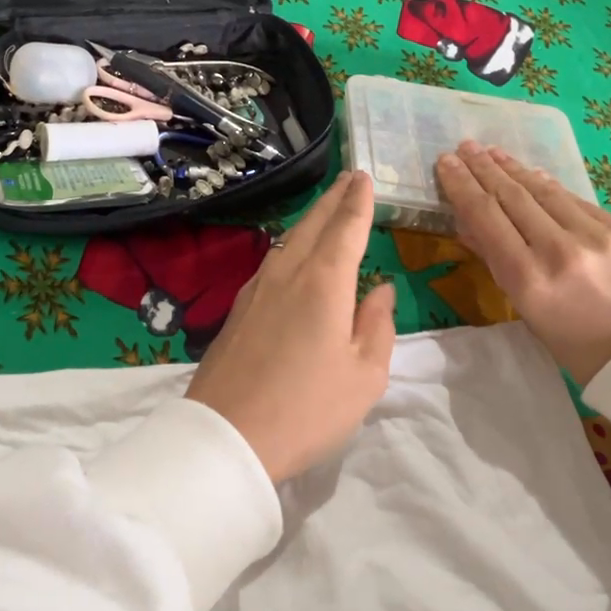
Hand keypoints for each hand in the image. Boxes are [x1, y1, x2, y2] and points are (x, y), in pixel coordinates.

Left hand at [186, 172, 395, 483]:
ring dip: (311, 218)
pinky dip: (292, 244)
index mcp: (324, 282)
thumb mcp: (364, 375)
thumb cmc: (308, 408)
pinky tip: (293, 252)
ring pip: (290, 239)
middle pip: (314, 224)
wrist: (229, 434)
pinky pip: (273, 260)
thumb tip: (382, 290)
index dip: (357, 202)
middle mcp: (288, 273)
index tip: (363, 176)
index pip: (346, 228)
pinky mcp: (240, 308)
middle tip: (348, 177)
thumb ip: (377, 326)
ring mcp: (257, 288)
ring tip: (326, 208)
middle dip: (333, 199)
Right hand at [437, 141, 610, 384]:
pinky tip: (535, 176)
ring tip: (492, 152)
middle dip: (483, 169)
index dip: (461, 186)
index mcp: (530, 283)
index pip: (485, 218)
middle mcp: (559, 251)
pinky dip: (550, 186)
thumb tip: (470, 229)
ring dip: (514, 169)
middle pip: (511, 197)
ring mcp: (596, 236)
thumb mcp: (536, 319)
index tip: (445, 163)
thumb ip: (503, 269)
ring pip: (544, 192)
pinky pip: (576, 201)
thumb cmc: (592, 357)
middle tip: (463, 147)